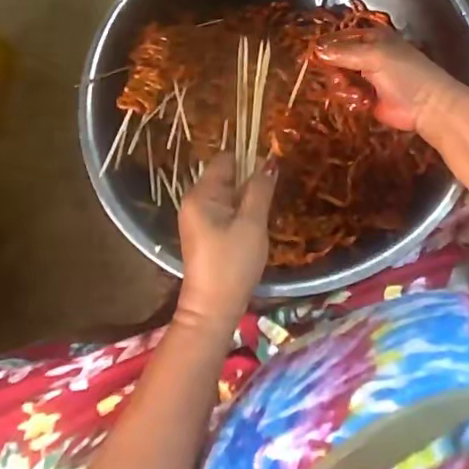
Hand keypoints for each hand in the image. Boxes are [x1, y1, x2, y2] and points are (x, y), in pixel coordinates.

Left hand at [175, 153, 271, 332]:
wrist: (212, 309)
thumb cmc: (233, 264)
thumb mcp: (252, 224)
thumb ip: (260, 190)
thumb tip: (270, 162)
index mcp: (201, 194)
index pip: (225, 160)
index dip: (249, 158)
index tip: (272, 168)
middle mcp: (193, 200)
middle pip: (225, 176)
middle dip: (249, 179)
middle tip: (274, 190)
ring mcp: (196, 217)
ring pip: (226, 194)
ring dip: (246, 197)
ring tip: (268, 206)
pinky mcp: (203, 233)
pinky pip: (223, 210)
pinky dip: (239, 211)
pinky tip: (255, 224)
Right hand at [313, 27, 466, 133]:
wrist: (428, 107)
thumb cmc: (406, 74)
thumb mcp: (375, 56)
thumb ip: (344, 52)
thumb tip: (315, 51)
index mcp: (371, 37)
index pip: (339, 36)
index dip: (325, 45)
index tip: (313, 55)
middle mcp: (366, 54)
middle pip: (334, 59)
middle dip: (333, 69)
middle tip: (340, 78)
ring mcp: (365, 77)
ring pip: (337, 78)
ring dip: (342, 86)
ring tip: (355, 93)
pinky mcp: (364, 98)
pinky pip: (345, 95)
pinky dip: (349, 98)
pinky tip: (360, 101)